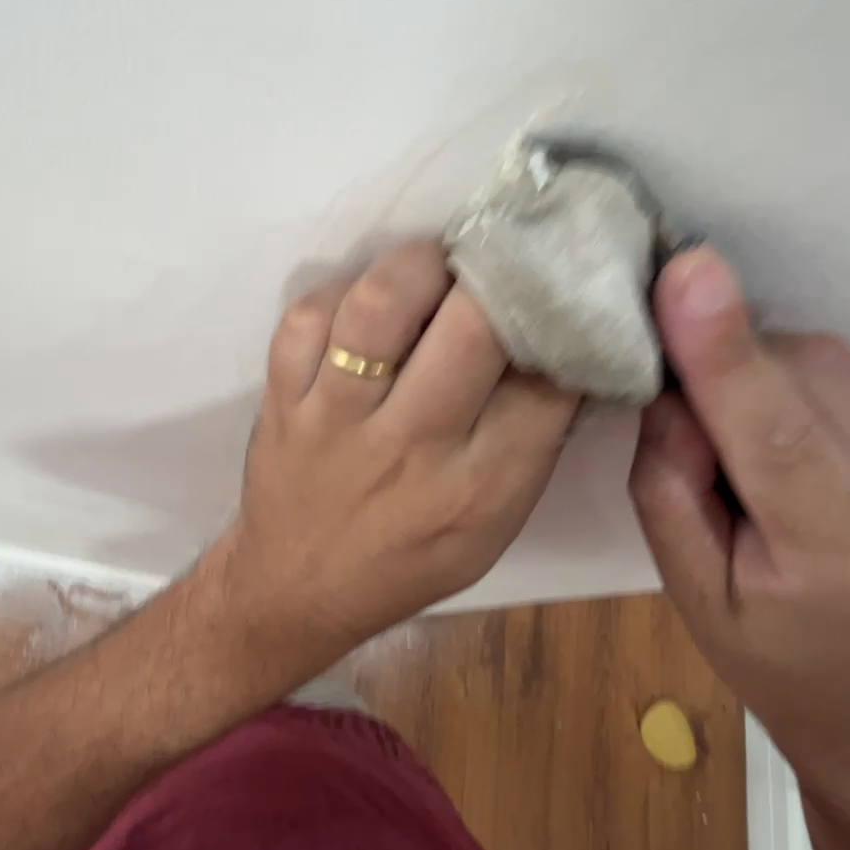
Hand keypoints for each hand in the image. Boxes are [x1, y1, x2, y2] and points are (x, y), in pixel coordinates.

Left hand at [221, 240, 580, 645]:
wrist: (297, 589)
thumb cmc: (408, 560)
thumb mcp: (494, 524)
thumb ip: (531, 441)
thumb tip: (560, 345)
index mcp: (480, 486)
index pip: (549, 380)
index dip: (565, 320)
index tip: (567, 289)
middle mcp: (410, 446)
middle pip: (473, 328)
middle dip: (500, 275)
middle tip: (504, 260)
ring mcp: (336, 419)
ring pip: (380, 305)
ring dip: (420, 264)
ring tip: (437, 266)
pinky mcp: (282, 401)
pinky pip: (305, 318)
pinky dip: (340, 292)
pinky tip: (364, 303)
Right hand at [629, 245, 849, 789]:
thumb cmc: (766, 660)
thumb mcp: (686, 589)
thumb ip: (669, 486)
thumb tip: (671, 393)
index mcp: (840, 563)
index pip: (778, 437)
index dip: (727, 353)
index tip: (688, 272)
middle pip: (815, 382)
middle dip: (734, 364)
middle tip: (682, 408)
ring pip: (846, 376)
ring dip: (771, 378)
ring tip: (737, 441)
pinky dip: (811, 404)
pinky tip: (798, 462)